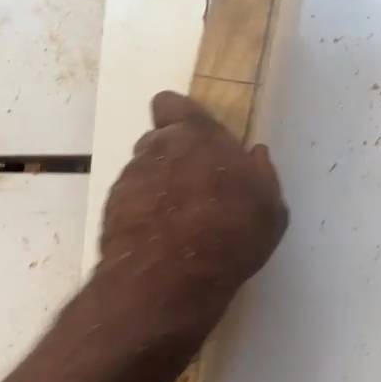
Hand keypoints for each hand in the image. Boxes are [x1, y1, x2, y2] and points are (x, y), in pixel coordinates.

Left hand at [98, 91, 288, 295]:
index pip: (173, 104)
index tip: (199, 139)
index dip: (181, 117)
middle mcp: (158, 148)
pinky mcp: (110, 210)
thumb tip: (255, 155)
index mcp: (199, 134)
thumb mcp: (269, 208)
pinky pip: (131, 203)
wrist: (170, 277)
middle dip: (175, 158)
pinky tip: (164, 241)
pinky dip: (145, 214)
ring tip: (181, 222)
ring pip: (144, 172)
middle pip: (159, 140)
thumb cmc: (232, 232)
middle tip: (197, 187)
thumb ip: (262, 175)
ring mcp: (129, 179)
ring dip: (160, 188)